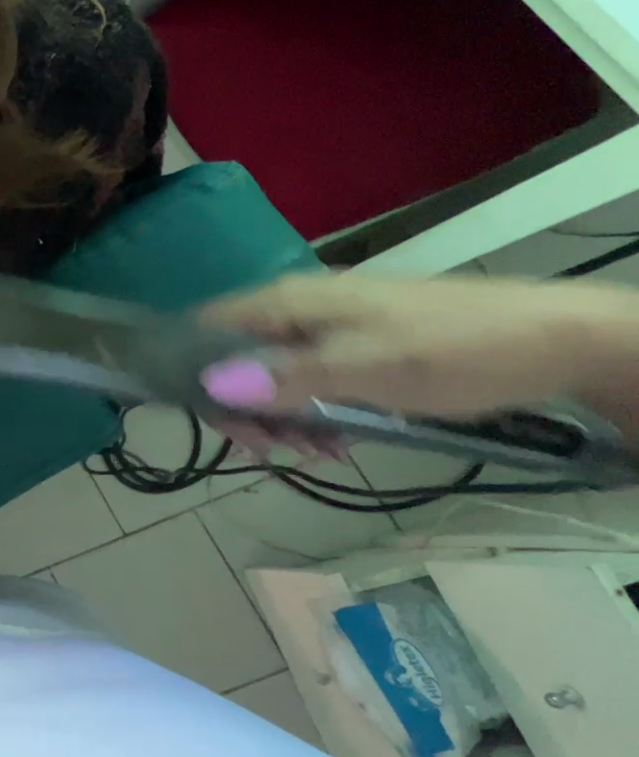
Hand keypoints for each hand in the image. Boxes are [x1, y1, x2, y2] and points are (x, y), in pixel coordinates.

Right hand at [199, 273, 638, 416]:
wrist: (562, 339)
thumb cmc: (452, 350)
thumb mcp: (363, 369)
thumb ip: (283, 377)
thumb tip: (209, 386)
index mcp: (285, 303)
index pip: (204, 330)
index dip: (195, 374)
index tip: (217, 422)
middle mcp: (295, 308)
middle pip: (236, 358)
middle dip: (247, 408)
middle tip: (273, 452)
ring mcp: (328, 325)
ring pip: (274, 374)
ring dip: (284, 418)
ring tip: (318, 453)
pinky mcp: (358, 343)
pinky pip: (312, 378)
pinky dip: (316, 412)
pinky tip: (340, 440)